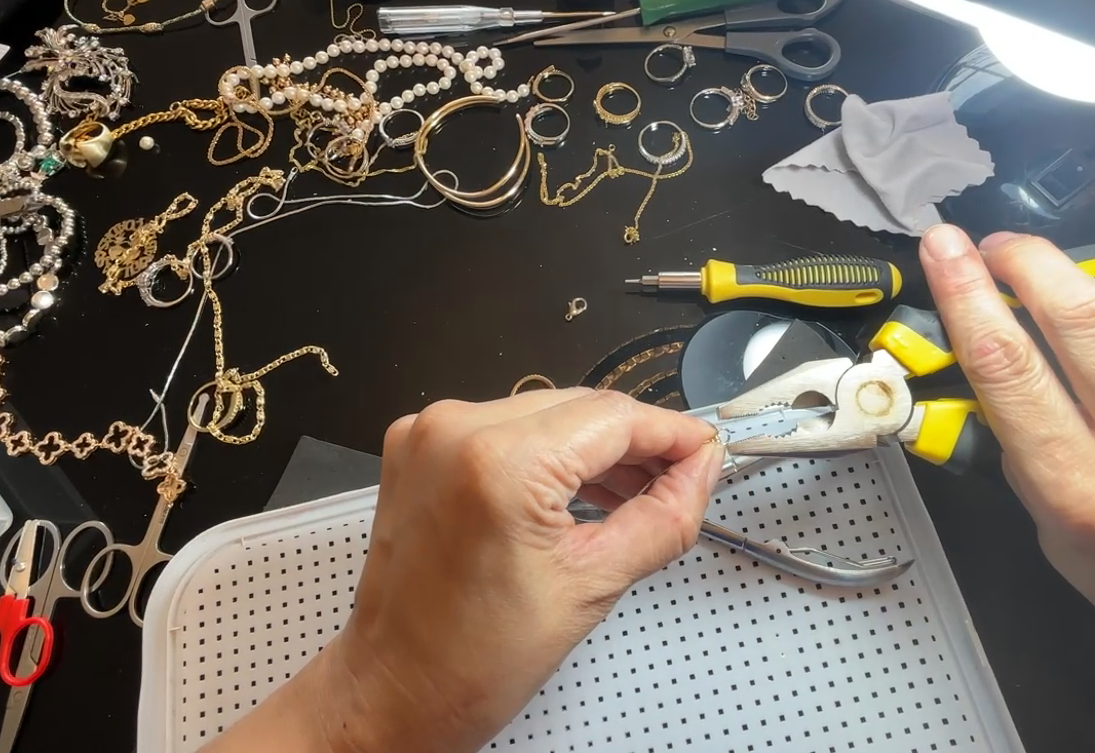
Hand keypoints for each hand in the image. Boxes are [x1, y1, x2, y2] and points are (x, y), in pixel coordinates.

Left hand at [221, 388, 722, 752]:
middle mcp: (460, 427)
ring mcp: (433, 428)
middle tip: (676, 476)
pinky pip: (506, 424)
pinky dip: (545, 448)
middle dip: (635, 439)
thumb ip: (663, 517)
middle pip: (580, 406)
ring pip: (545, 410)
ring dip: (591, 444)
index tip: (703, 450)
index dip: (669, 432)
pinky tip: (574, 484)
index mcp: (502, 462)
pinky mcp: (420, 439)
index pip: (613, 416)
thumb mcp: (592, 587)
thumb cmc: (474, 659)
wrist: (392, 687)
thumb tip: (698, 470)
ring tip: (630, 488)